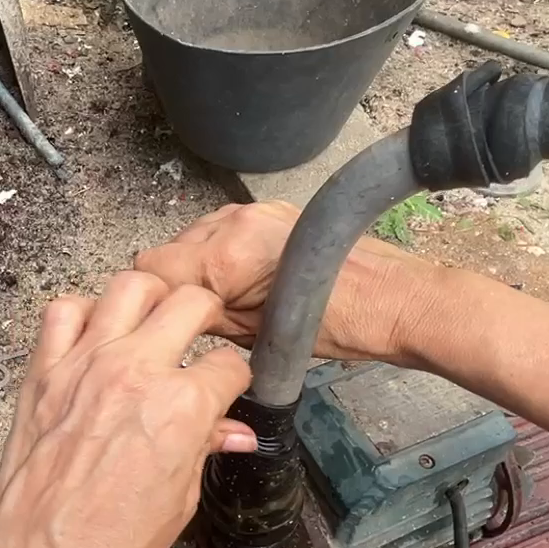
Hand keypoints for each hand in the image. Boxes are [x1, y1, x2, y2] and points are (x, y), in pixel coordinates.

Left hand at [0, 271, 255, 547]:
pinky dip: (83, 312)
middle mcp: (135, 370)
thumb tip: (234, 431)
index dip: (237, 375)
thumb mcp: (179, 499)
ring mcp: (84, 363)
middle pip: (190, 302)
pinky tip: (95, 336)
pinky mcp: (44, 370)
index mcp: (181, 407)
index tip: (230, 383)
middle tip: (203, 332)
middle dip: (208, 313)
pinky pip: (62, 311)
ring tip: (153, 320)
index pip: (229, 364)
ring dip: (151, 297)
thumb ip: (205, 447)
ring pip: (129, 285)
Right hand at [134, 202, 453, 363]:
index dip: (154, 300)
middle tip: (199, 316)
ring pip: (194, 238)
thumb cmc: (338, 327)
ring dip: (199, 267)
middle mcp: (234, 220)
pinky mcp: (273, 210)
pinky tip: (246, 278)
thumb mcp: (256, 337)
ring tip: (227, 298)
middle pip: (169, 250)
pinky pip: (223, 229)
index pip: (151, 268)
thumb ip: (204, 318)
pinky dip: (222, 253)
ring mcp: (255, 210)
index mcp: (226, 253)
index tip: (165, 322)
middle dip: (176, 283)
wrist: (397, 300)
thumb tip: (168, 315)